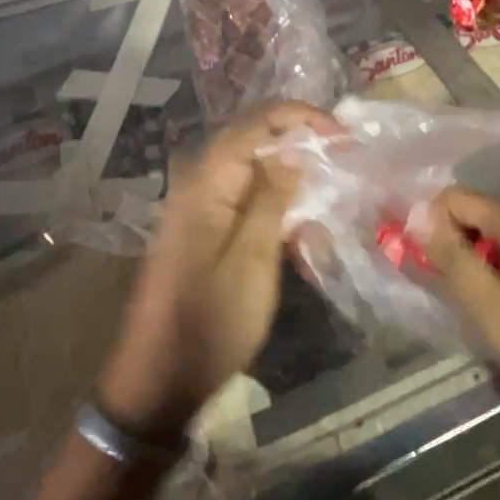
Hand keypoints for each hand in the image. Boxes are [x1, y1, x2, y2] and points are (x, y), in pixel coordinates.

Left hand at [97, 100, 339, 437]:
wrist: (156, 383)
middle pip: (250, 138)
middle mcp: (195, 184)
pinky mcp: (198, 231)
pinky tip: (297, 217)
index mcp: (205, 184)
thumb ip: (272, 199)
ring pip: (247, 167)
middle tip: (342, 153)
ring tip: (326, 182)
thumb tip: (294, 152)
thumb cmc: (209, 323)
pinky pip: (239, 194)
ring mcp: (194, 208)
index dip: (300, 116)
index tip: (342, 134)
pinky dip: (272, 195)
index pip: (255, 123)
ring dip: (287, 168)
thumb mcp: (252, 261)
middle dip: (297, 137)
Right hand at [423, 188, 499, 408]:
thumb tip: (416, 214)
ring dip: (474, 256)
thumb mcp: (486, 304)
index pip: (456, 198)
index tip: (421, 260)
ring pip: (494, 230)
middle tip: (446, 287)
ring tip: (471, 298)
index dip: (430, 223)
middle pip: (476, 211)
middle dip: (453, 241)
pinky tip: (498, 299)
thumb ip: (450, 255)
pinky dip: (497, 263)